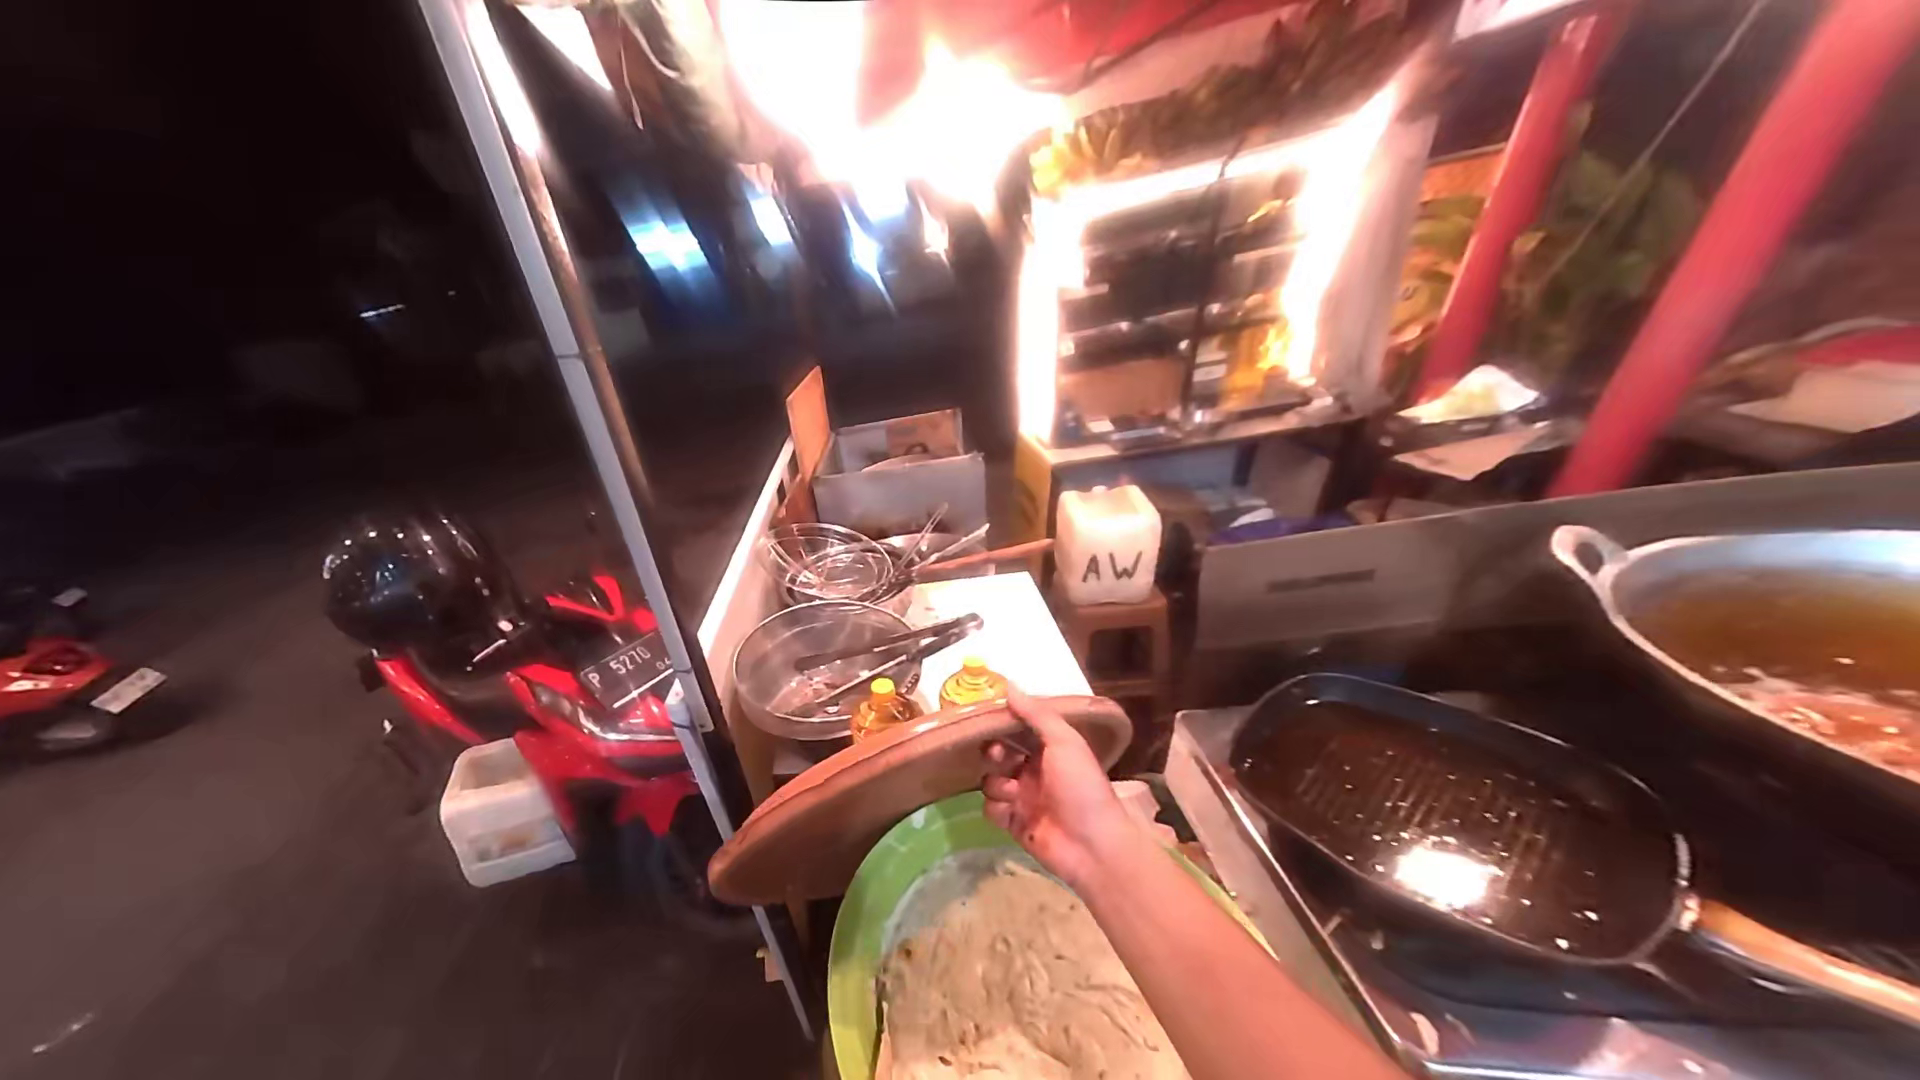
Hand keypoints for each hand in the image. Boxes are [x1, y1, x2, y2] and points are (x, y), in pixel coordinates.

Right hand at [982, 691, 1139, 889]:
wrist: (1092, 846)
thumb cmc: (1082, 786)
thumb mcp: (1064, 742)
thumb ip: (1036, 714)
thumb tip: (1009, 686)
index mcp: (1049, 749)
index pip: (1019, 729)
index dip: (1004, 725)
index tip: (990, 720)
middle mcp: (1034, 771)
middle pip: (1000, 754)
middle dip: (994, 752)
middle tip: (998, 756)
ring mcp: (1023, 798)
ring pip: (991, 781)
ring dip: (997, 782)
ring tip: (1014, 792)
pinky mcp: (1014, 823)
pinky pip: (991, 808)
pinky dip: (996, 807)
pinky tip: (1010, 809)